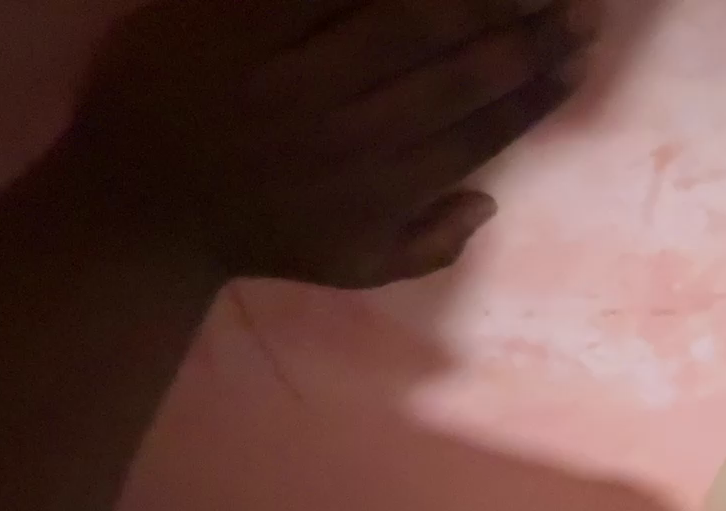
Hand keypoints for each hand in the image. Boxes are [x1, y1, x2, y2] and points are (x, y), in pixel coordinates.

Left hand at [65, 0, 597, 287]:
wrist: (146, 208)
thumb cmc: (265, 239)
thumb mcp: (357, 270)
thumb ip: (429, 246)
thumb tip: (489, 203)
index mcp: (386, 188)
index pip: (480, 133)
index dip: (535, 95)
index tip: (578, 61)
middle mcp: (355, 129)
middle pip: (457, 71)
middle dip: (526, 33)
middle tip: (579, 6)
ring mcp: (296, 71)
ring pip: (401, 18)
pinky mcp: (237, 21)